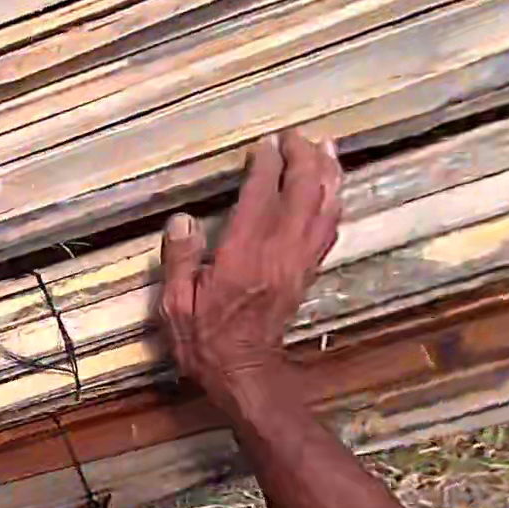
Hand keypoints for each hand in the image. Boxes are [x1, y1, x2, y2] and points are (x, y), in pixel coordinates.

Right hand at [159, 129, 340, 407]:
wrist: (242, 371)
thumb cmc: (203, 339)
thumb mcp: (175, 305)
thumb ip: (179, 260)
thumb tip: (182, 219)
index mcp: (242, 257)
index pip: (260, 198)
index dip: (265, 166)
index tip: (263, 143)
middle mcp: (278, 254)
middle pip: (304, 193)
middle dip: (302, 159)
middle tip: (294, 136)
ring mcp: (298, 263)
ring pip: (325, 208)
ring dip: (328, 174)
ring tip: (326, 147)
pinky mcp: (306, 273)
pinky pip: (328, 229)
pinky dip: (333, 202)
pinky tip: (331, 190)